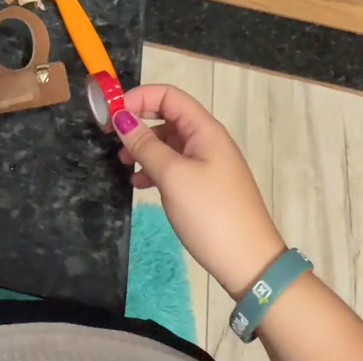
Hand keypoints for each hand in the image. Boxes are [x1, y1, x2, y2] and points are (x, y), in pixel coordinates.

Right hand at [112, 84, 285, 297]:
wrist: (251, 267)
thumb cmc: (211, 213)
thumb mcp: (172, 176)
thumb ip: (145, 144)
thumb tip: (121, 117)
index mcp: (204, 129)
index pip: (168, 95)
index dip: (138, 97)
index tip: (112, 114)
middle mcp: (207, 140)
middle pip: (168, 116)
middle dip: (138, 120)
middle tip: (111, 134)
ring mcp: (208, 164)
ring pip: (169, 142)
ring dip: (144, 146)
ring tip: (122, 163)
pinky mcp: (205, 186)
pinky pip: (175, 165)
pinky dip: (154, 168)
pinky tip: (139, 183)